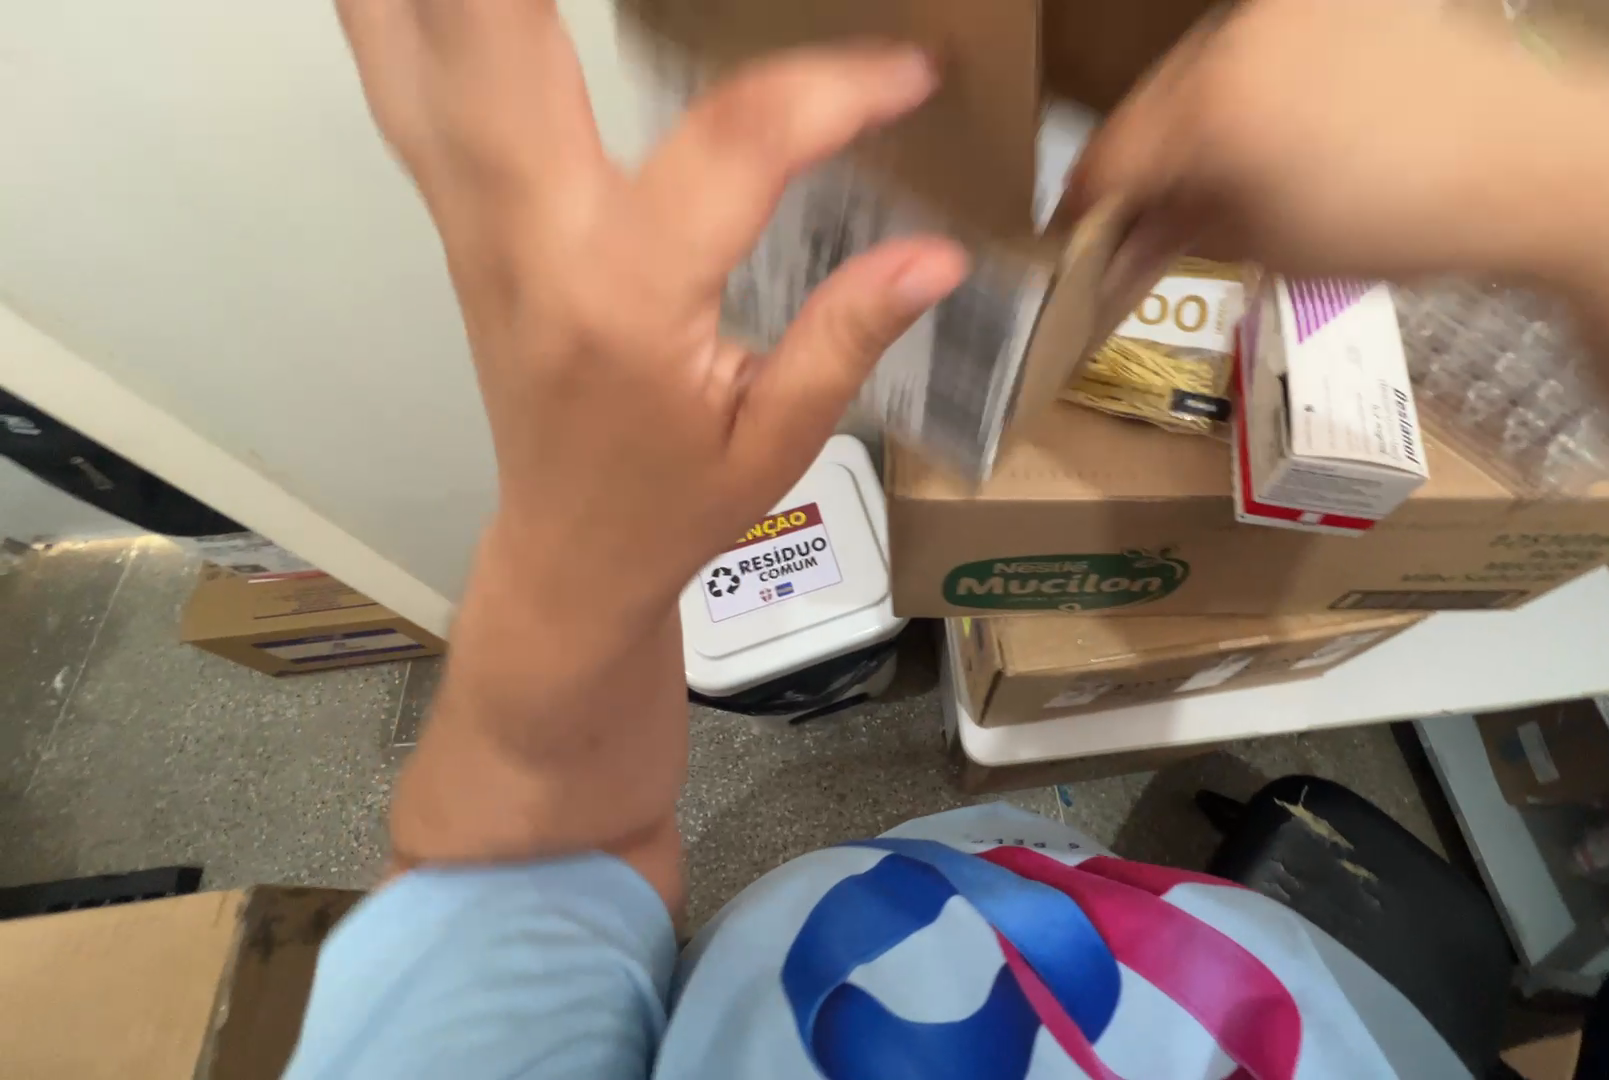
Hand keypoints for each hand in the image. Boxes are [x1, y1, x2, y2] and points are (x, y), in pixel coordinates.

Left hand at [338, 1, 968, 626]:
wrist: (573, 548)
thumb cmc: (679, 505)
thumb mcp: (783, 437)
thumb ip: (849, 335)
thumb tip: (937, 257)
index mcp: (630, 299)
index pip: (738, 144)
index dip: (833, 91)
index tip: (911, 72)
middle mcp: (530, 234)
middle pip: (494, 20)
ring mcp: (472, 216)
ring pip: (408, 28)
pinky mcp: (456, 219)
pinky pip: (394, 72)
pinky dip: (399, 1)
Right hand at [1062, 0, 1608, 281]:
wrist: (1531, 163)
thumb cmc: (1390, 227)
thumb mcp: (1264, 247)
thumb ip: (1177, 231)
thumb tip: (1124, 242)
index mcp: (1213, 107)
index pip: (1109, 159)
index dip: (1083, 208)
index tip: (1075, 240)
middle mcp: (1235, 35)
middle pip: (1145, 111)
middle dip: (1137, 172)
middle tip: (1140, 223)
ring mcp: (1285, 8)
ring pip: (1193, 77)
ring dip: (1183, 134)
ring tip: (1206, 184)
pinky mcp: (1327, 0)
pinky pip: (1246, 52)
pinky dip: (1232, 100)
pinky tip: (1256, 135)